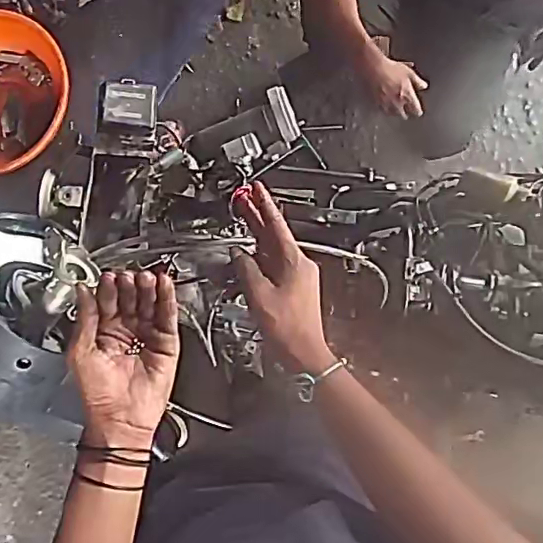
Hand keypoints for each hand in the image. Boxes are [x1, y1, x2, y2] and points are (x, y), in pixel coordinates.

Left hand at [68, 270, 179, 444]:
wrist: (120, 420)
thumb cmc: (97, 395)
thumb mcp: (81, 352)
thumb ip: (85, 319)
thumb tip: (82, 292)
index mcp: (103, 331)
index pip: (107, 301)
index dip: (108, 288)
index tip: (108, 276)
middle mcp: (126, 331)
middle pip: (129, 299)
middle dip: (128, 285)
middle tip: (127, 275)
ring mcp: (146, 336)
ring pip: (148, 304)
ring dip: (148, 288)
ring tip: (145, 276)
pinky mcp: (166, 344)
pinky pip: (167, 317)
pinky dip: (167, 299)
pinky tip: (164, 285)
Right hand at [232, 183, 335, 372]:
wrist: (304, 354)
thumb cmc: (288, 329)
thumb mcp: (259, 294)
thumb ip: (246, 269)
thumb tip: (238, 254)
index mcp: (294, 262)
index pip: (276, 225)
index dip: (264, 205)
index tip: (257, 189)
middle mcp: (299, 265)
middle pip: (274, 234)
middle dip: (258, 215)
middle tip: (245, 198)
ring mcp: (298, 276)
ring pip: (273, 248)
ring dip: (257, 233)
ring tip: (244, 218)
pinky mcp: (293, 288)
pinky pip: (273, 263)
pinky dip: (259, 253)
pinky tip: (249, 251)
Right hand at [359, 49, 428, 118]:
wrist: (374, 69)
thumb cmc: (391, 69)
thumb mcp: (409, 72)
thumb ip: (418, 81)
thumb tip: (423, 86)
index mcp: (407, 96)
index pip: (416, 110)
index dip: (417, 111)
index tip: (418, 111)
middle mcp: (397, 103)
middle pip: (403, 115)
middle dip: (405, 113)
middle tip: (405, 109)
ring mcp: (386, 104)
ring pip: (392, 114)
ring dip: (395, 112)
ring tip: (396, 108)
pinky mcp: (376, 103)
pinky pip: (383, 110)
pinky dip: (385, 109)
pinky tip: (385, 104)